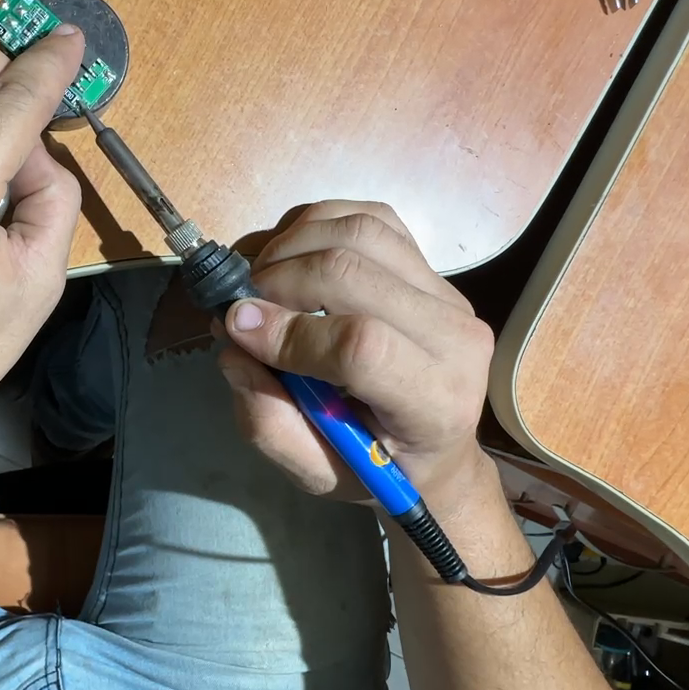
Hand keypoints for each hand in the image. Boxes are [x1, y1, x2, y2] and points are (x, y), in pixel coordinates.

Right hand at [217, 201, 493, 501]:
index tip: (234, 328)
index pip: (362, 346)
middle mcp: (454, 336)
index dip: (288, 332)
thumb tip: (236, 344)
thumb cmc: (371, 467)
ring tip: (259, 280)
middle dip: (277, 281)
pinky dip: (314, 223)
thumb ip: (268, 422)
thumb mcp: (313, 473)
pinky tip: (288, 255)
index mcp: (433, 402)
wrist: (429, 446)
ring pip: (360, 231)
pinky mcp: (428, 265)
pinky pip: (368, 216)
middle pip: (353, 272)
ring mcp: (447, 292)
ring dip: (290, 245)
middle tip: (237, 306)